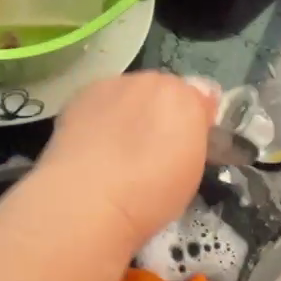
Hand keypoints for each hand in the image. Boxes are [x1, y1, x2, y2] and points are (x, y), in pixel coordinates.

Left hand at [36, 72, 218, 247]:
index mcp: (187, 97)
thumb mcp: (192, 171)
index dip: (194, 121)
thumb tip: (192, 118)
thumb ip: (195, 135)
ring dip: (128, 112)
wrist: (90, 199)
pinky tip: (92, 146)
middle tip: (150, 149)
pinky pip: (99, 101)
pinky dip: (99, 117)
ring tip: (116, 150)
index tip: (185, 146)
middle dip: (160, 112)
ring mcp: (113, 85)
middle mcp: (152, 81)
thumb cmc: (152, 195)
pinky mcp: (80, 96)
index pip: (200, 96)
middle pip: (163, 90)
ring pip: (129, 93)